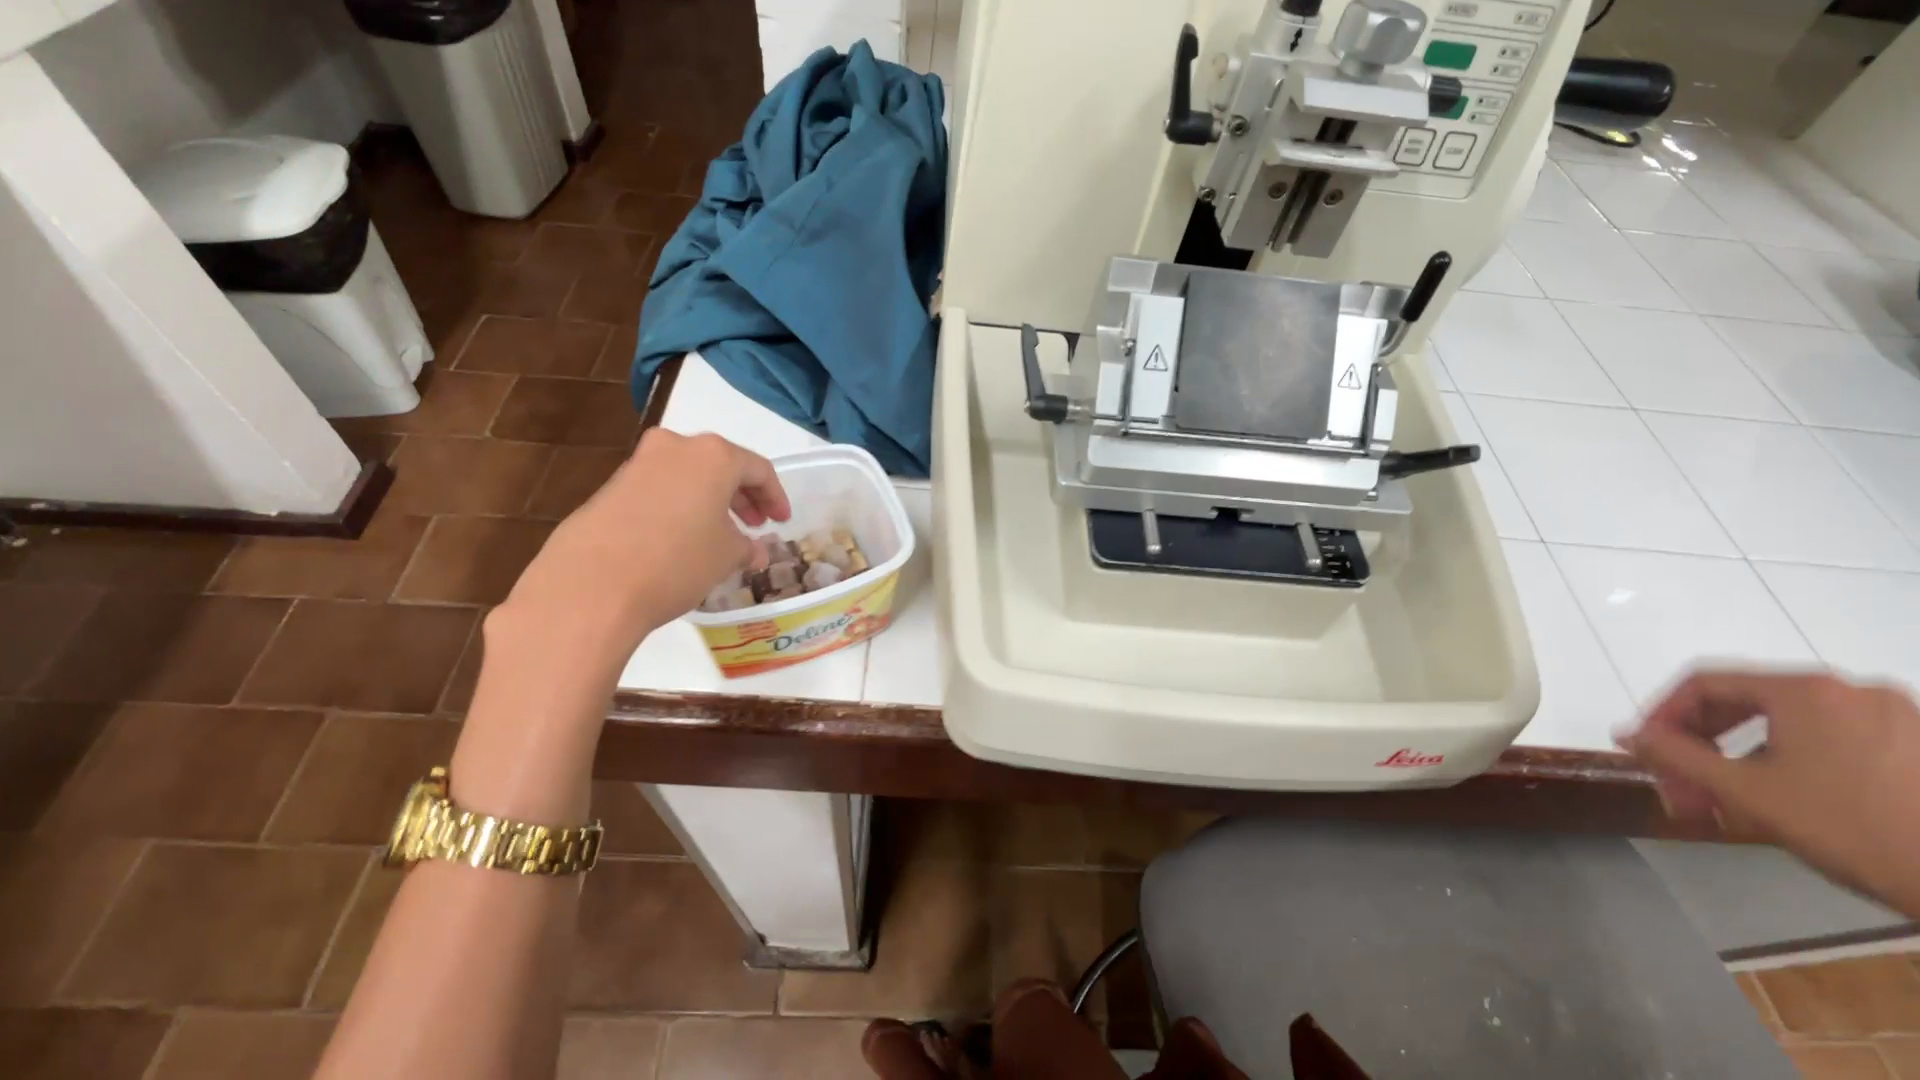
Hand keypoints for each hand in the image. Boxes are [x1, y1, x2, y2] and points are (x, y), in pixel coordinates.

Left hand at [498, 430, 789, 663]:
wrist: (593, 583)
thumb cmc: (677, 561)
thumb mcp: (726, 557)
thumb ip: (747, 547)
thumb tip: (753, 552)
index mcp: (714, 455)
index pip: (758, 469)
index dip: (775, 497)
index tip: (781, 522)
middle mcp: (676, 447)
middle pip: (720, 465)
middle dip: (741, 495)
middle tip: (754, 524)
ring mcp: (638, 464)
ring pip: (687, 476)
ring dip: (708, 501)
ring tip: (719, 535)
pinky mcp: (611, 487)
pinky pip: (660, 490)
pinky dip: (679, 507)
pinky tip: (682, 540)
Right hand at [1621, 670, 1919, 916]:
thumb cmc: (1849, 828)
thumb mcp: (1746, 793)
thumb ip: (1676, 756)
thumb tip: (1628, 733)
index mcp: (1805, 690)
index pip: (1706, 682)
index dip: (1662, 712)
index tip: (1645, 748)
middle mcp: (1850, 689)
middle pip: (1747, 700)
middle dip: (1701, 742)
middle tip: (1679, 784)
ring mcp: (1894, 714)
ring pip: (1789, 723)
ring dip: (1742, 755)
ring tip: (1727, 800)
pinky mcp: (1918, 743)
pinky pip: (1831, 737)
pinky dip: (1790, 759)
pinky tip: (1785, 798)